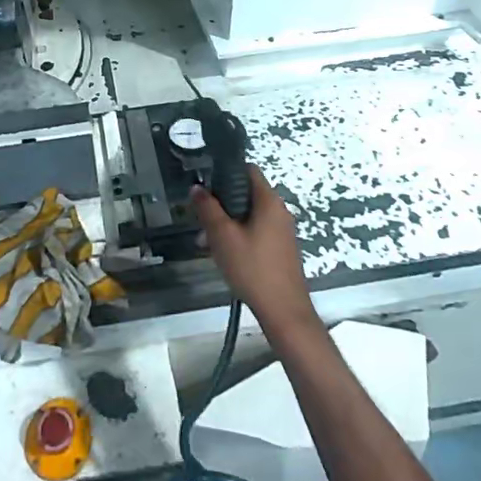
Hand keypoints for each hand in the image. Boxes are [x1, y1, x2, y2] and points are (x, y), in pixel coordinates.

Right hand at [190, 166, 316, 332]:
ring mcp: (282, 230)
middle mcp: (279, 210)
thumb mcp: (223, 236)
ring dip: (228, 222)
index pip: (248, 170)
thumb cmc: (252, 267)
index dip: (226, 172)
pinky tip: (226, 254)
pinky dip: (240, 234)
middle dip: (223, 202)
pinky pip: (258, 230)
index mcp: (268, 200)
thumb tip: (197, 187)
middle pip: (247, 193)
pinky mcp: (281, 248)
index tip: (206, 186)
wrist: (283, 309)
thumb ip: (208, 209)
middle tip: (202, 218)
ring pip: (250, 214)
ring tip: (207, 241)